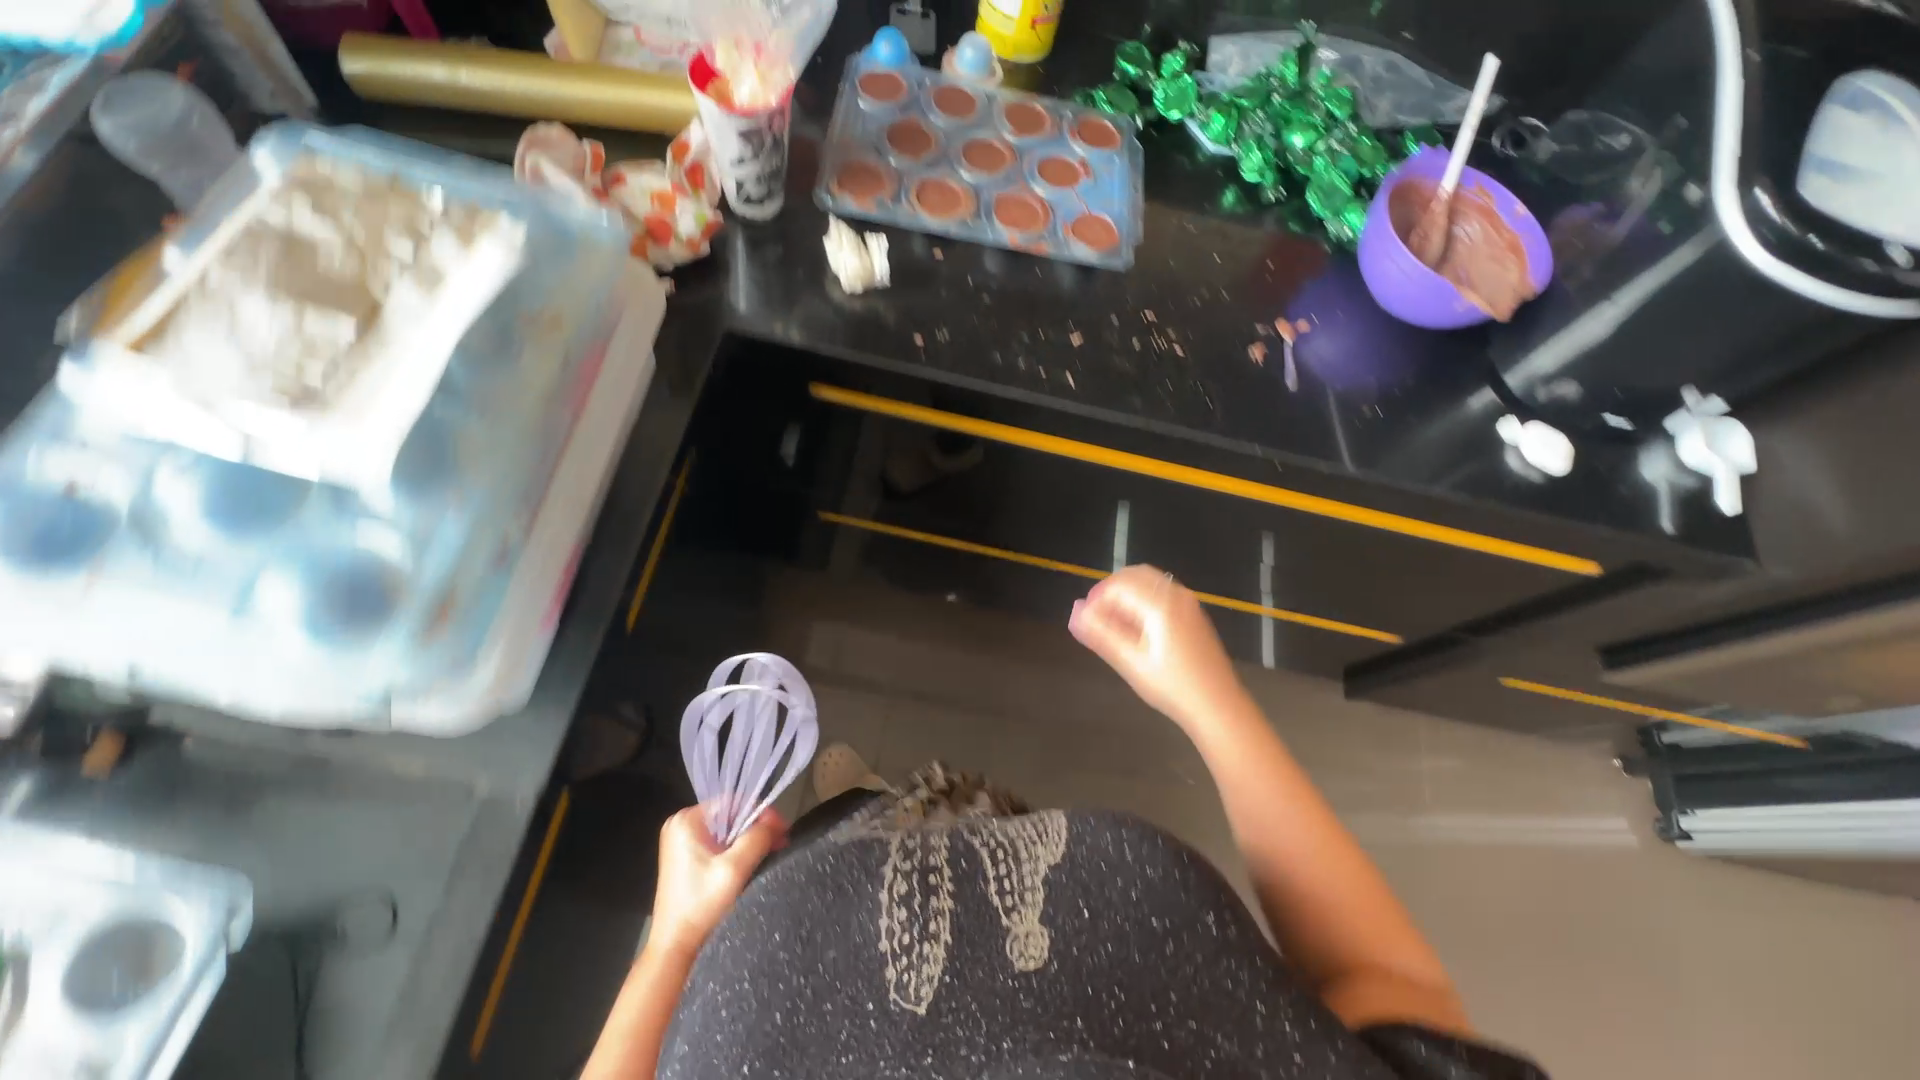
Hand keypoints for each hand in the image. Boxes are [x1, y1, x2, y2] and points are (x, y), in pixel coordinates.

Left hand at [649, 806, 787, 954]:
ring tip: (771, 851)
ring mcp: (681, 841)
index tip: (782, 829)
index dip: (761, 812)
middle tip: (780, 842)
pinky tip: (752, 860)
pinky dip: (736, 849)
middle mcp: (681, 824)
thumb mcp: (734, 869)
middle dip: (756, 827)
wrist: (675, 943)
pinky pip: (717, 843)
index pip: (733, 801)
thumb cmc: (701, 903)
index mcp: (687, 820)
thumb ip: (757, 838)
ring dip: (749, 839)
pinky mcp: (685, 857)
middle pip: (730, 815)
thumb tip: (775, 821)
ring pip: (726, 829)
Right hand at [1069, 564, 1247, 730]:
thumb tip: (1074, 611)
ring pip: (1149, 582)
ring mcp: (1188, 603)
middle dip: (1110, 591)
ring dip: (1126, 595)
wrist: (1219, 706)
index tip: (1085, 621)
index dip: (1096, 598)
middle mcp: (1176, 595)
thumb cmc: (1172, 687)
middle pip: (1135, 575)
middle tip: (1096, 619)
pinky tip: (1137, 630)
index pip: (1119, 584)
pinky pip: (1162, 593)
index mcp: (1161, 604)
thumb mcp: (1131, 662)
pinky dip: (1142, 600)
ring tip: (1114, 626)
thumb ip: (1101, 634)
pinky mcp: (1193, 614)